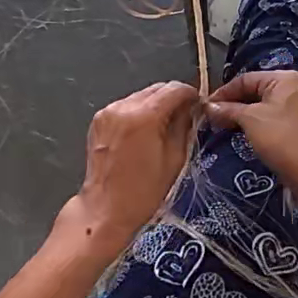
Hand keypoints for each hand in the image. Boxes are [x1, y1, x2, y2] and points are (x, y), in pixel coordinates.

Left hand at [64, 81, 199, 253]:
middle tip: (185, 116)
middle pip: (157, 88)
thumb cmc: (144, 191)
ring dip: (156, 104)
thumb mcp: (176, 157)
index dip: (192, 94)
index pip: (175, 89)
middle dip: (174, 98)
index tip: (199, 105)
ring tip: (164, 126)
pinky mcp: (99, 120)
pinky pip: (127, 106)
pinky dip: (140, 112)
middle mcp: (123, 108)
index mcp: (144, 116)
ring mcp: (108, 113)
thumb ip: (184, 125)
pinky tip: (145, 132)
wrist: (106, 209)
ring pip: (142, 95)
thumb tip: (191, 109)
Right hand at [205, 70, 297, 194]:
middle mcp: (292, 88)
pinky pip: (268, 119)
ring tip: (220, 127)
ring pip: (260, 106)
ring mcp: (295, 108)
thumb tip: (209, 107)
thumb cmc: (282, 140)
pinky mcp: (295, 127)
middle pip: (253, 90)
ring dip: (240, 116)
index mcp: (284, 78)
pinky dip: (253, 125)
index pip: (245, 78)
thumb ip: (228, 110)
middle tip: (210, 119)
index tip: (204, 108)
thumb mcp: (251, 120)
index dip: (223, 92)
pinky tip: (239, 135)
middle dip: (231, 104)